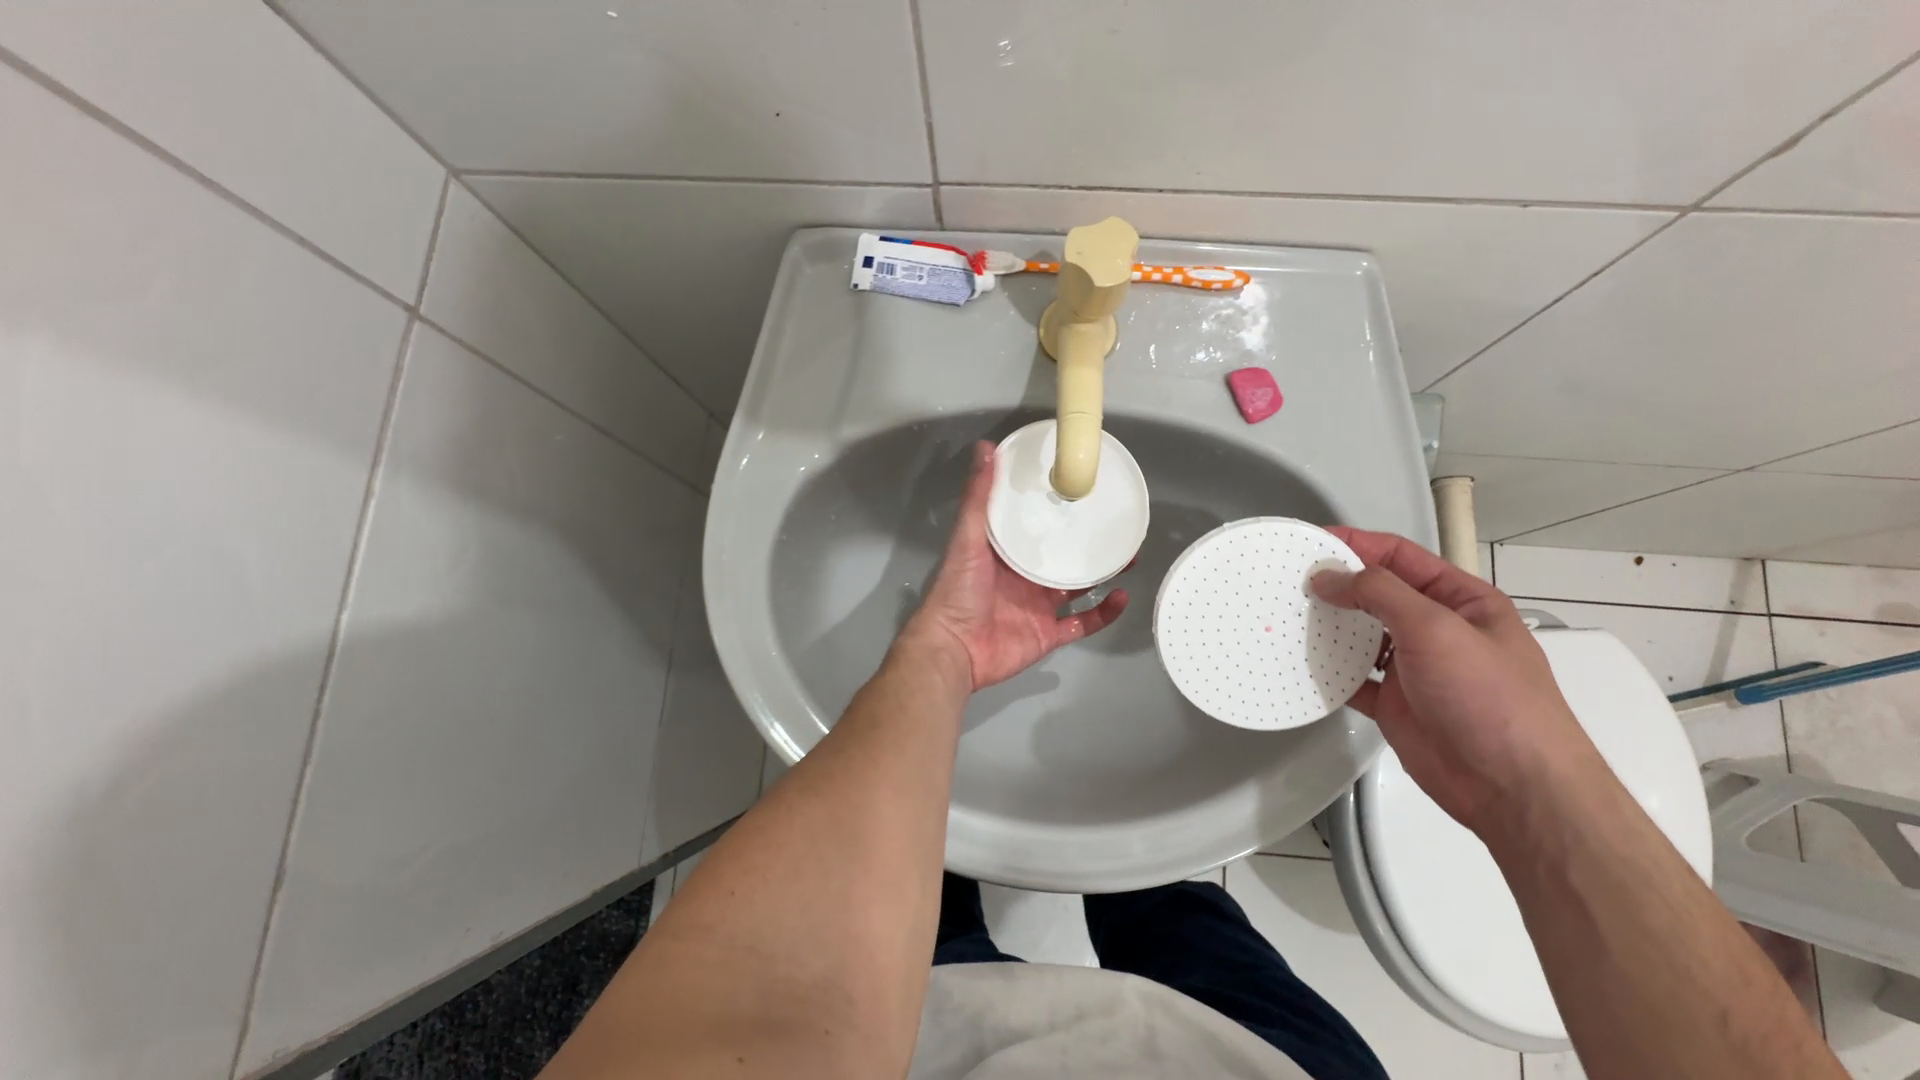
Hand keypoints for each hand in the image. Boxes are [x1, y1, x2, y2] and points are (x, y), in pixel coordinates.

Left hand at [900, 441, 1129, 690]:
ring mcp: (1038, 607)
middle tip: (1115, 522)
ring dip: (1103, 572)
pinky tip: (1122, 597)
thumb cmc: (957, 591)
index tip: (1079, 491)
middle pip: (1062, 554)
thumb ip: (978, 497)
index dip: (1054, 508)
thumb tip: (986, 448)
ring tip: (1130, 554)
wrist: (954, 649)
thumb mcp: (967, 538)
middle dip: (1087, 540)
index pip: (1032, 525)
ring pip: (1079, 586)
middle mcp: (1022, 577)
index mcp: (1003, 553)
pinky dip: (1103, 613)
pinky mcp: (1049, 634)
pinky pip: (1083, 623)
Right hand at [1311, 528, 1596, 832]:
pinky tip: (1299, 662)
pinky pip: (1353, 679)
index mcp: (1460, 600)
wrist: (1512, 786)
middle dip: (1336, 585)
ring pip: (1361, 636)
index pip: (1400, 558)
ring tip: (1284, 616)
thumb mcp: (1436, 629)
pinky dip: (1328, 672)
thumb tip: (1328, 577)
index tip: (1310, 542)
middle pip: (1376, 594)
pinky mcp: (1395, 704)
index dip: (1356, 545)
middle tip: (1287, 581)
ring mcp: (1414, 668)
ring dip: (1328, 627)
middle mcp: (1436, 628)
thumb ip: (1379, 594)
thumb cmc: (1488, 696)